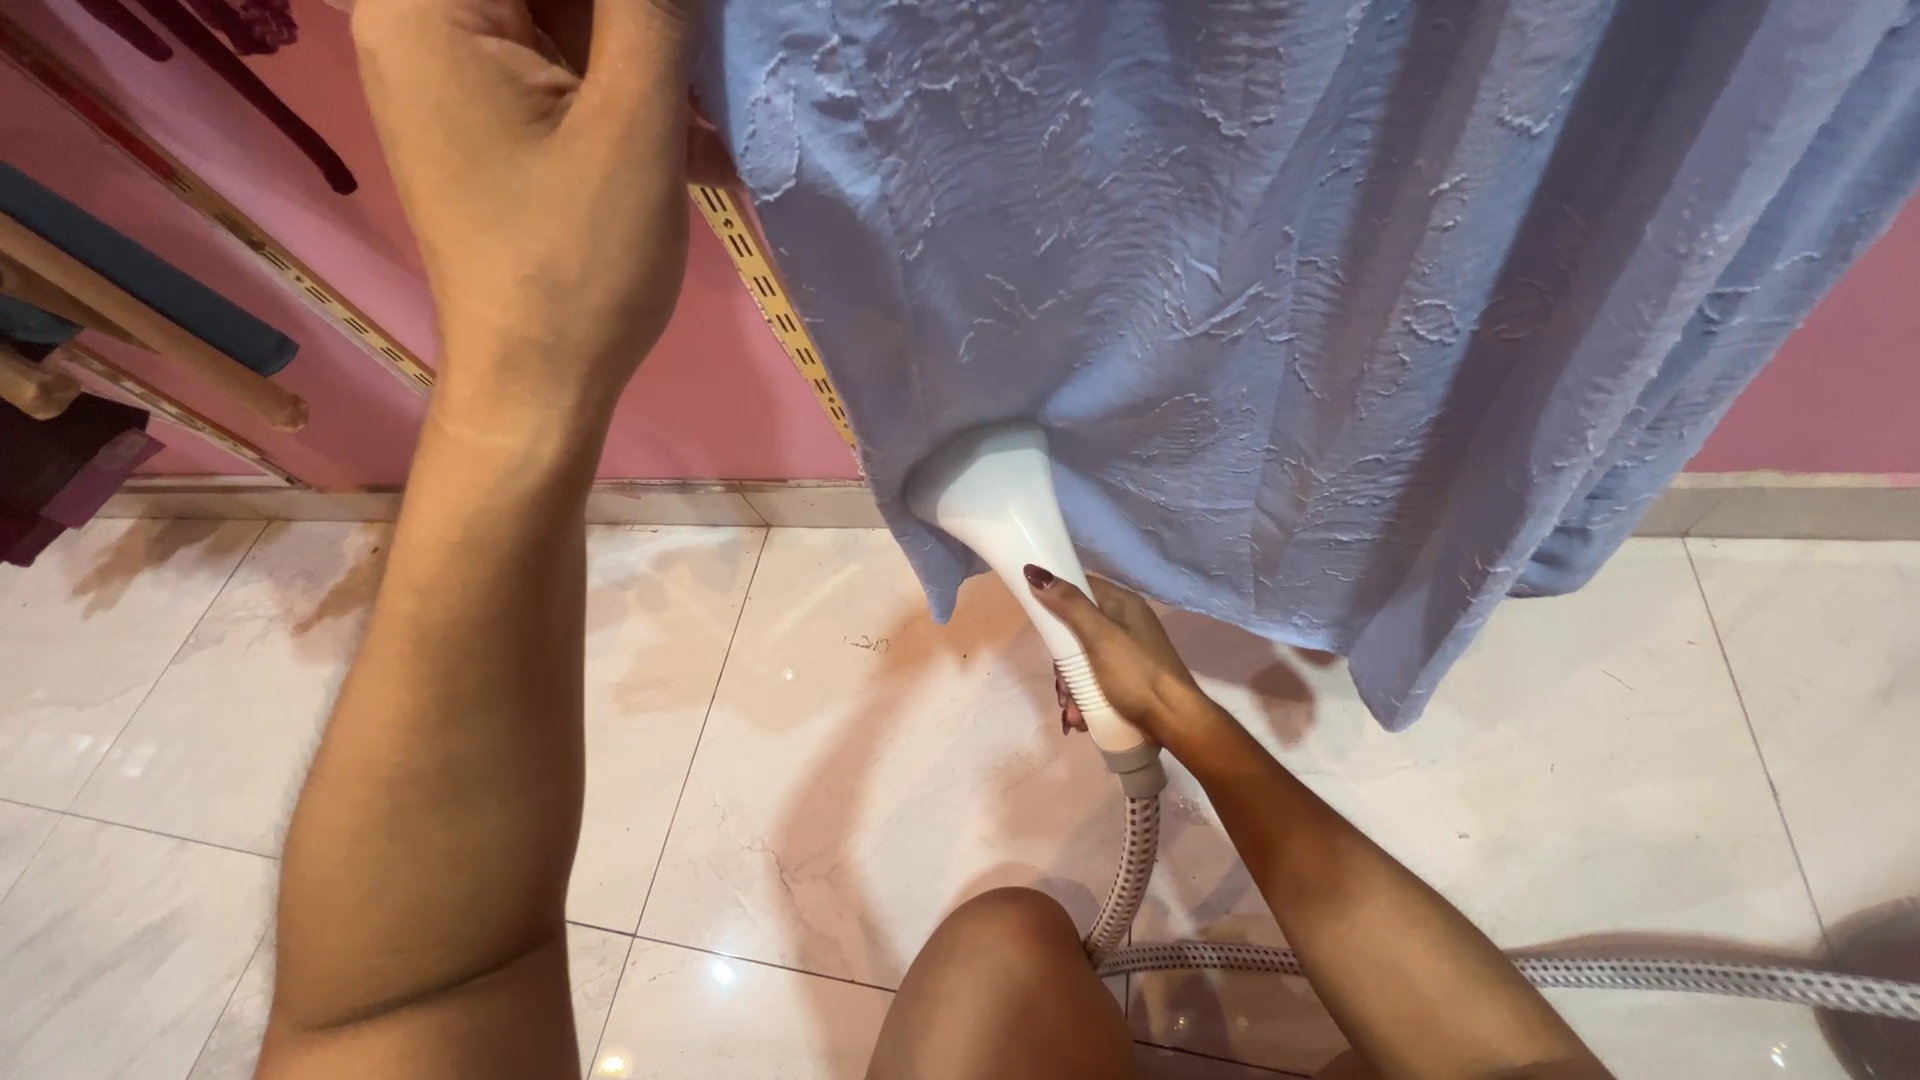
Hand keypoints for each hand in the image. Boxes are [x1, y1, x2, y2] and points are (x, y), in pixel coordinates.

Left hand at [352, 0, 726, 428]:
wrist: (542, 384)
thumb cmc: (580, 264)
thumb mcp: (631, 129)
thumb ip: (652, 12)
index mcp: (430, 5)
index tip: (688, 22)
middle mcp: (425, 24)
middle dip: (644, 17)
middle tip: (714, 45)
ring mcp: (461, 82)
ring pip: (569, 26)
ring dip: (652, 58)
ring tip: (718, 103)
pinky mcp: (496, 130)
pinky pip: (569, 81)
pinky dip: (633, 101)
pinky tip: (698, 140)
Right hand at [1024, 568, 1233, 756]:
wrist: (1174, 722)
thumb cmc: (1136, 673)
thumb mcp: (1099, 636)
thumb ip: (1069, 604)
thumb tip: (1034, 571)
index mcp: (1122, 603)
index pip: (1081, 586)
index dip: (1056, 596)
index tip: (1039, 620)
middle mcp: (1124, 623)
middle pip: (1076, 627)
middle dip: (1062, 661)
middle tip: (1061, 684)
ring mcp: (1125, 651)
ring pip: (1081, 658)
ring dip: (1071, 685)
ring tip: (1071, 710)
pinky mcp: (1125, 676)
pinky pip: (1093, 677)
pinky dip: (1083, 695)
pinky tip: (1080, 716)